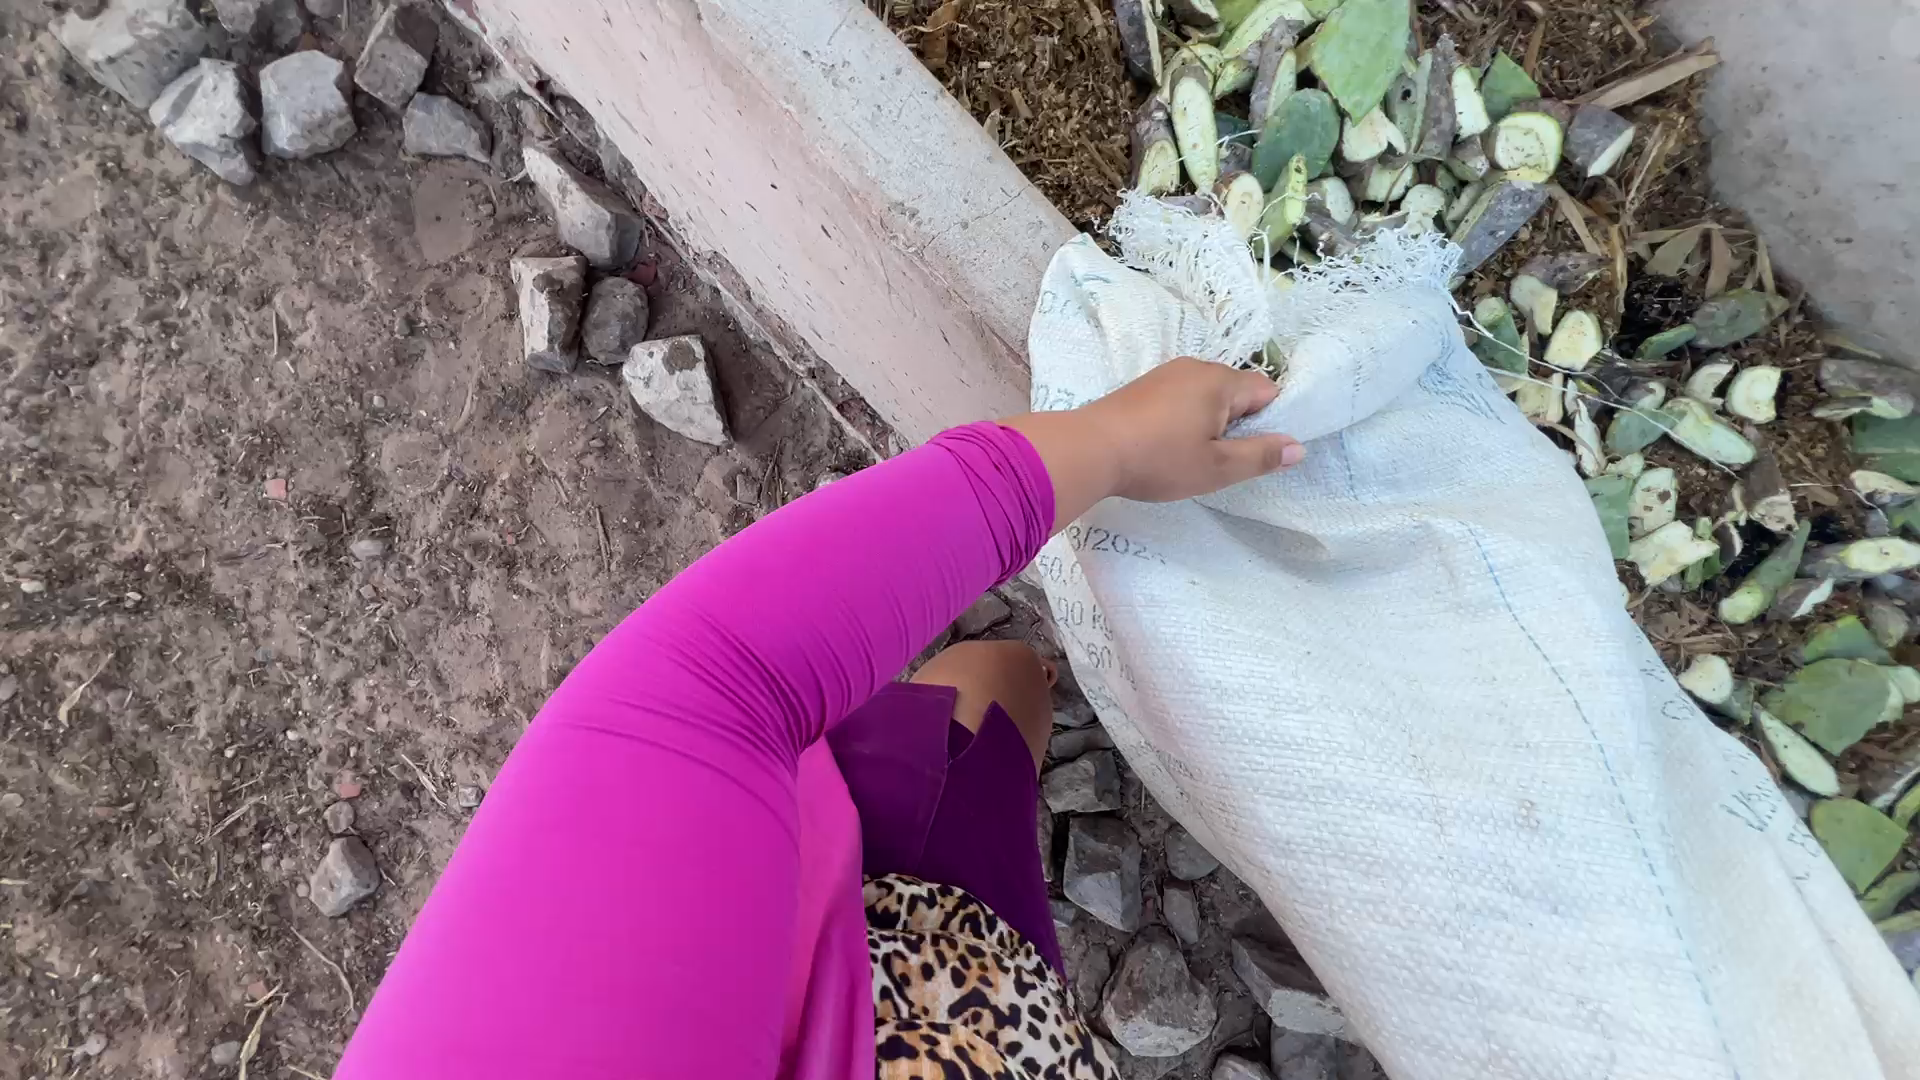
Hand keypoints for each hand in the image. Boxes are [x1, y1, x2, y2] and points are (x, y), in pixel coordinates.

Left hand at [1004, 358, 1304, 526]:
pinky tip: (1162, 445)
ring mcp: (1164, 375)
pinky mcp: (1140, 388)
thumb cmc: (1157, 460)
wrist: (1088, 450)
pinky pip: (1177, 399)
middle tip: (1216, 460)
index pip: (1267, 392)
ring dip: (1205, 423)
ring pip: (1204, 396)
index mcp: (1220, 381)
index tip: (1249, 453)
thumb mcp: (1215, 468)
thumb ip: (1260, 456)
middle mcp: (1194, 368)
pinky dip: (1180, 419)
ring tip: (1186, 456)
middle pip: (1235, 392)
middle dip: (1235, 424)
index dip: (1267, 423)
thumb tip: (1299, 447)